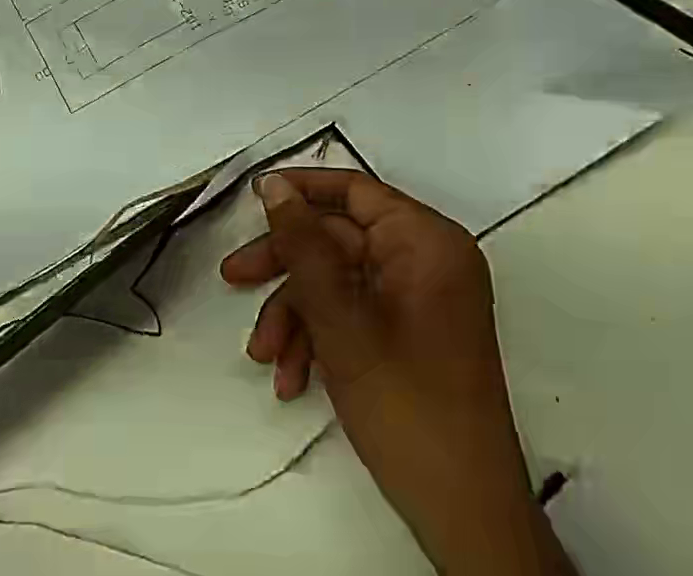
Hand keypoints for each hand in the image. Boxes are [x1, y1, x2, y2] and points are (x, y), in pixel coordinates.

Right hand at [221, 169, 573, 575]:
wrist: (460, 507)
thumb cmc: (404, 401)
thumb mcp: (339, 317)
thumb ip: (303, 244)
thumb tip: (274, 185)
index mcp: (426, 243)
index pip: (354, 190)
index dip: (300, 189)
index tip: (251, 198)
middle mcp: (424, 260)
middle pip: (336, 239)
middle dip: (283, 268)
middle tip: (232, 277)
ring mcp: (415, 298)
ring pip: (334, 280)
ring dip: (293, 314)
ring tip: (263, 354)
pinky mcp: (405, 330)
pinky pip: (349, 312)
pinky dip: (316, 337)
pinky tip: (291, 376)